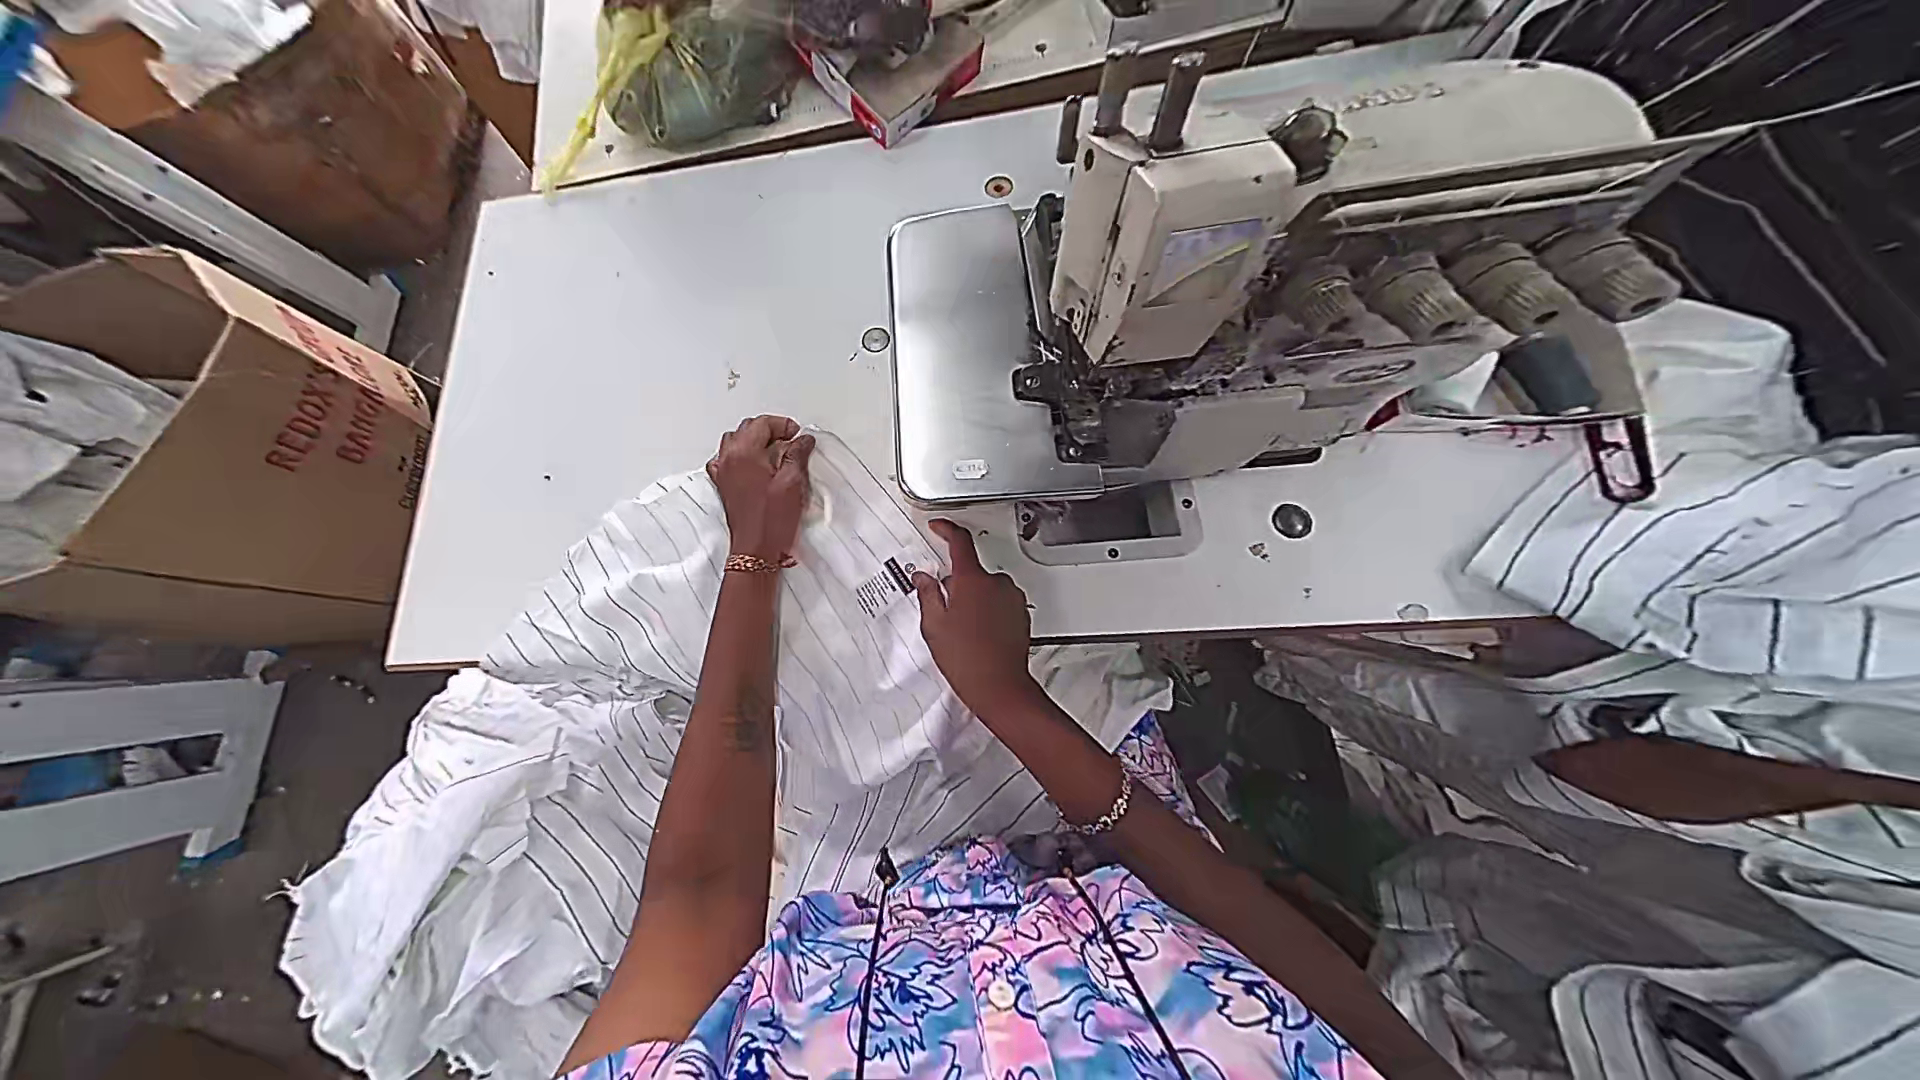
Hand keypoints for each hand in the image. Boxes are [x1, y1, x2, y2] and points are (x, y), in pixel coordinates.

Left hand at [706, 415, 814, 560]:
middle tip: (792, 441)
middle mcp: (728, 459)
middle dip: (770, 431)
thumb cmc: (772, 520)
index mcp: (744, 453)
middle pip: (747, 430)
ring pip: (736, 442)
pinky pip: (728, 460)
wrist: (756, 550)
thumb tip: (803, 440)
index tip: (798, 436)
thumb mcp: (792, 482)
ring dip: (756, 442)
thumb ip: (797, 455)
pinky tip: (756, 465)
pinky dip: (742, 456)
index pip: (762, 424)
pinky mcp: (724, 486)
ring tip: (776, 452)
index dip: (783, 425)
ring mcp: (723, 473)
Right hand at [912, 519, 1041, 716]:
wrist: (999, 686)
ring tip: (963, 629)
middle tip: (945, 610)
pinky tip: (978, 633)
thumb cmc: (968, 660)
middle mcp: (996, 584)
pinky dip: (989, 610)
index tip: (939, 526)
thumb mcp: (934, 625)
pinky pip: (1000, 601)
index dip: (946, 529)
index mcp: (972, 580)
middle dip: (957, 584)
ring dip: (974, 599)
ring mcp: (1011, 598)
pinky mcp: (1020, 613)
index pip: (959, 541)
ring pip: (987, 587)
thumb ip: (927, 594)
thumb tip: (923, 578)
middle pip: (972, 570)